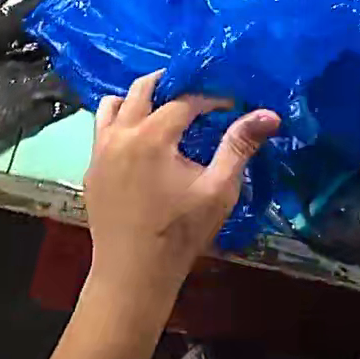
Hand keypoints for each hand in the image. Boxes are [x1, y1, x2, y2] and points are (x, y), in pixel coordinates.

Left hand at [81, 71, 280, 313]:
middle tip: (192, 90)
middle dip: (169, 83)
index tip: (229, 105)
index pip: (183, 101)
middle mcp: (120, 134)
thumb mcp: (217, 190)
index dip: (209, 99)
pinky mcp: (90, 168)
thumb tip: (268, 114)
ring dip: (136, 99)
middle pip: (142, 89)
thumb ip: (239, 147)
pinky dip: (119, 123)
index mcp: (151, 136)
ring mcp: (99, 150)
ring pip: (112, 105)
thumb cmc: (179, 233)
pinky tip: (138, 141)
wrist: (133, 274)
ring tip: (160, 109)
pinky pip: (101, 130)